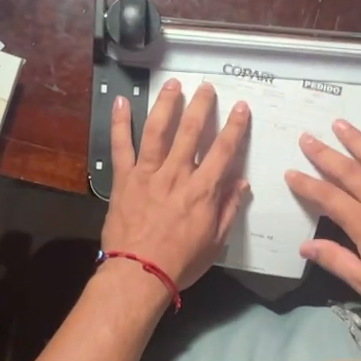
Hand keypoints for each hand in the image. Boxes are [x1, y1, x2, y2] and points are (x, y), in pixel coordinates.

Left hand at [103, 79, 250, 288]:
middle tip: (206, 88)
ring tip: (173, 85)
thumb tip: (241, 183)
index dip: (234, 127)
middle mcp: (176, 174)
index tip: (240, 108)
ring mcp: (147, 173)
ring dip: (166, 104)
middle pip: (191, 131)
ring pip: (157, 130)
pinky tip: (120, 102)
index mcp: (202, 190)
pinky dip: (119, 123)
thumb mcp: (215, 242)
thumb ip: (228, 209)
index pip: (223, 150)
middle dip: (201, 105)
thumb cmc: (180, 262)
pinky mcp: (123, 179)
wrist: (138, 274)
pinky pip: (120, 146)